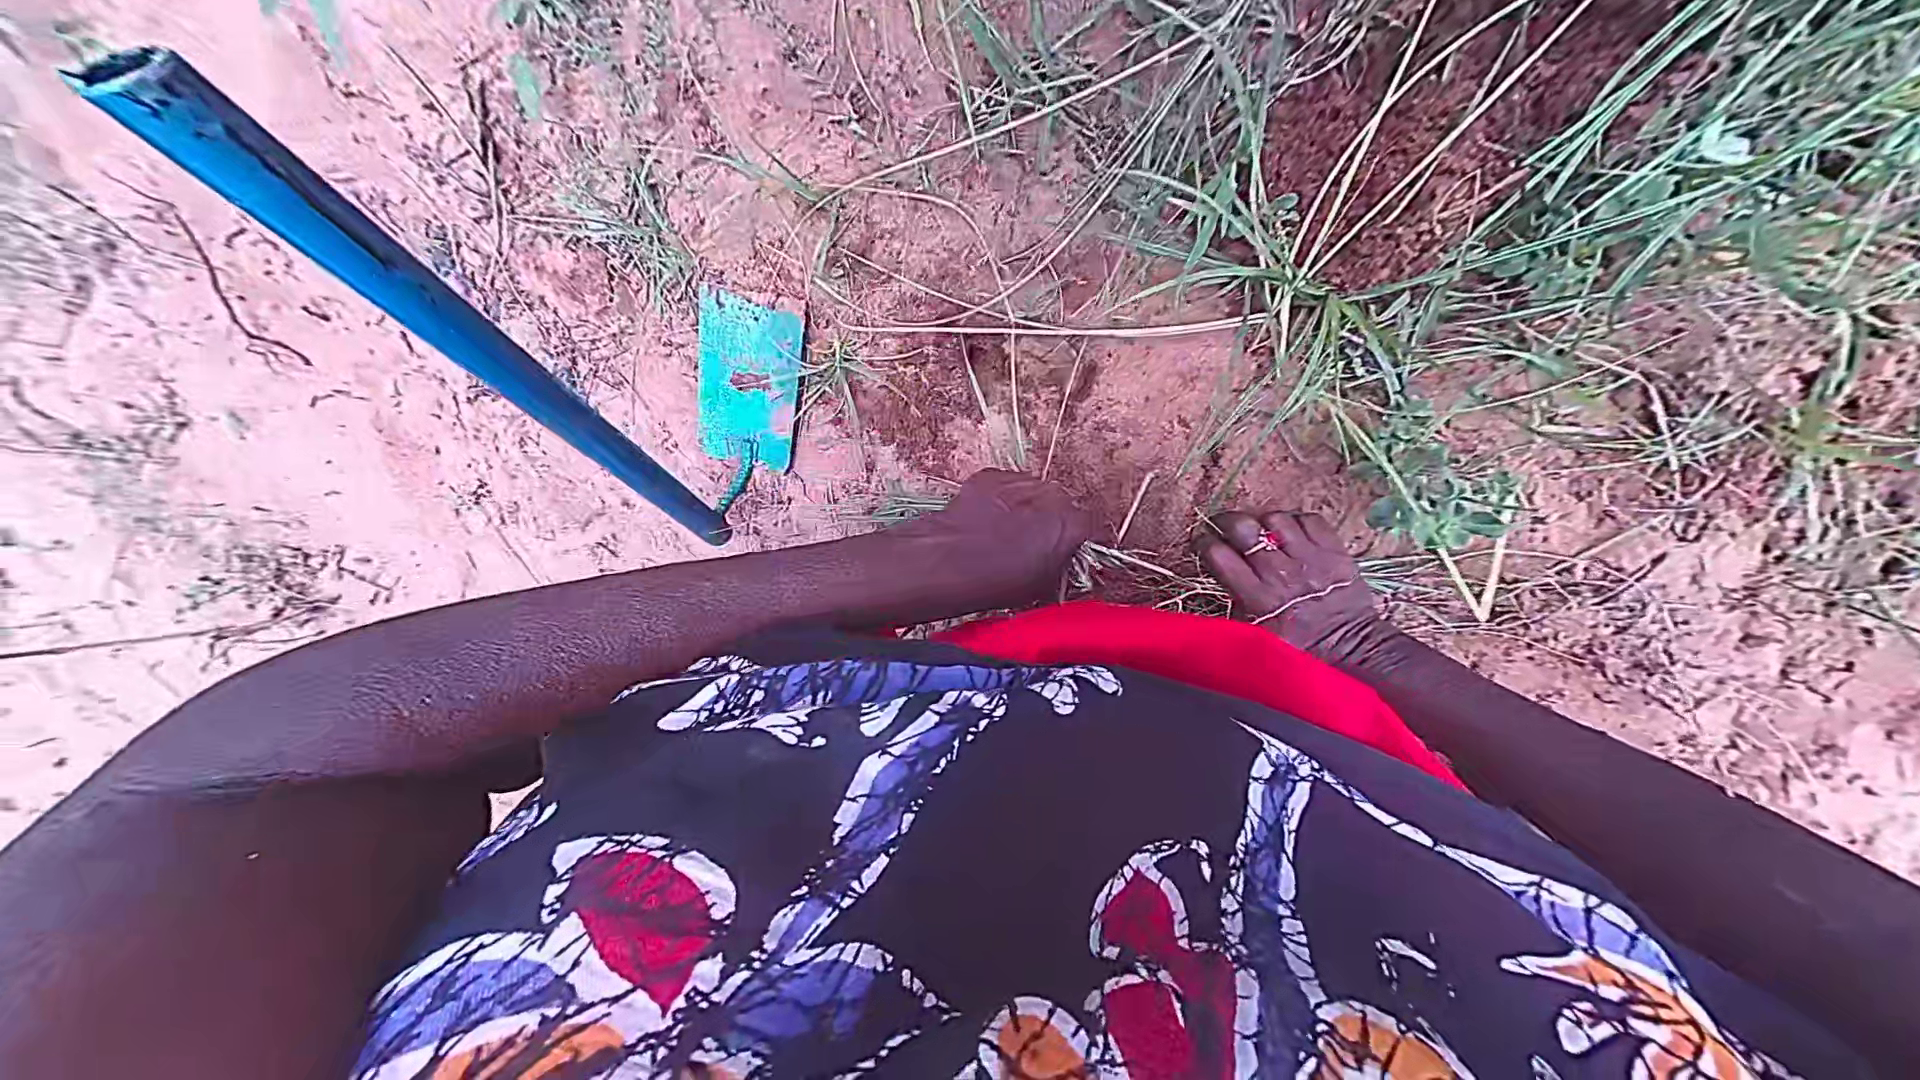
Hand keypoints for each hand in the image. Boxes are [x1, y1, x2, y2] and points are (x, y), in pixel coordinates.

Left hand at [899, 470, 1094, 603]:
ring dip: (1029, 508)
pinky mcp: (991, 476)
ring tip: (1008, 532)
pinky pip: (1007, 485)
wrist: (947, 562)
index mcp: (1072, 524)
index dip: (1084, 542)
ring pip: (1035, 492)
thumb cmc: (995, 581)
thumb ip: (1064, 566)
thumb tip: (1066, 562)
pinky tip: (990, 518)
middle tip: (1038, 545)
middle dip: (1055, 523)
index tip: (1077, 551)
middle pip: (1064, 506)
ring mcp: (1020, 481)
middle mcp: (1052, 496)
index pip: (1093, 528)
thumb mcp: (1043, 586)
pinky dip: (1002, 499)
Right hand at [1195, 509, 1398, 669]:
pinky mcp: (1334, 551)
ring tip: (1260, 529)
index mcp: (1256, 596)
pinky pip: (1309, 520)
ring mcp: (1310, 558)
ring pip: (1275, 518)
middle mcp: (1279, 572)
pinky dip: (1295, 521)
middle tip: (1223, 526)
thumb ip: (1234, 606)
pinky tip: (1289, 531)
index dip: (1203, 542)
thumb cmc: (1299, 646)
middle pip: (1243, 527)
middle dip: (1226, 521)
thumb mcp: (1255, 635)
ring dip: (1262, 521)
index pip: (1217, 554)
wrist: (1353, 648)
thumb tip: (1216, 580)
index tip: (1202, 542)